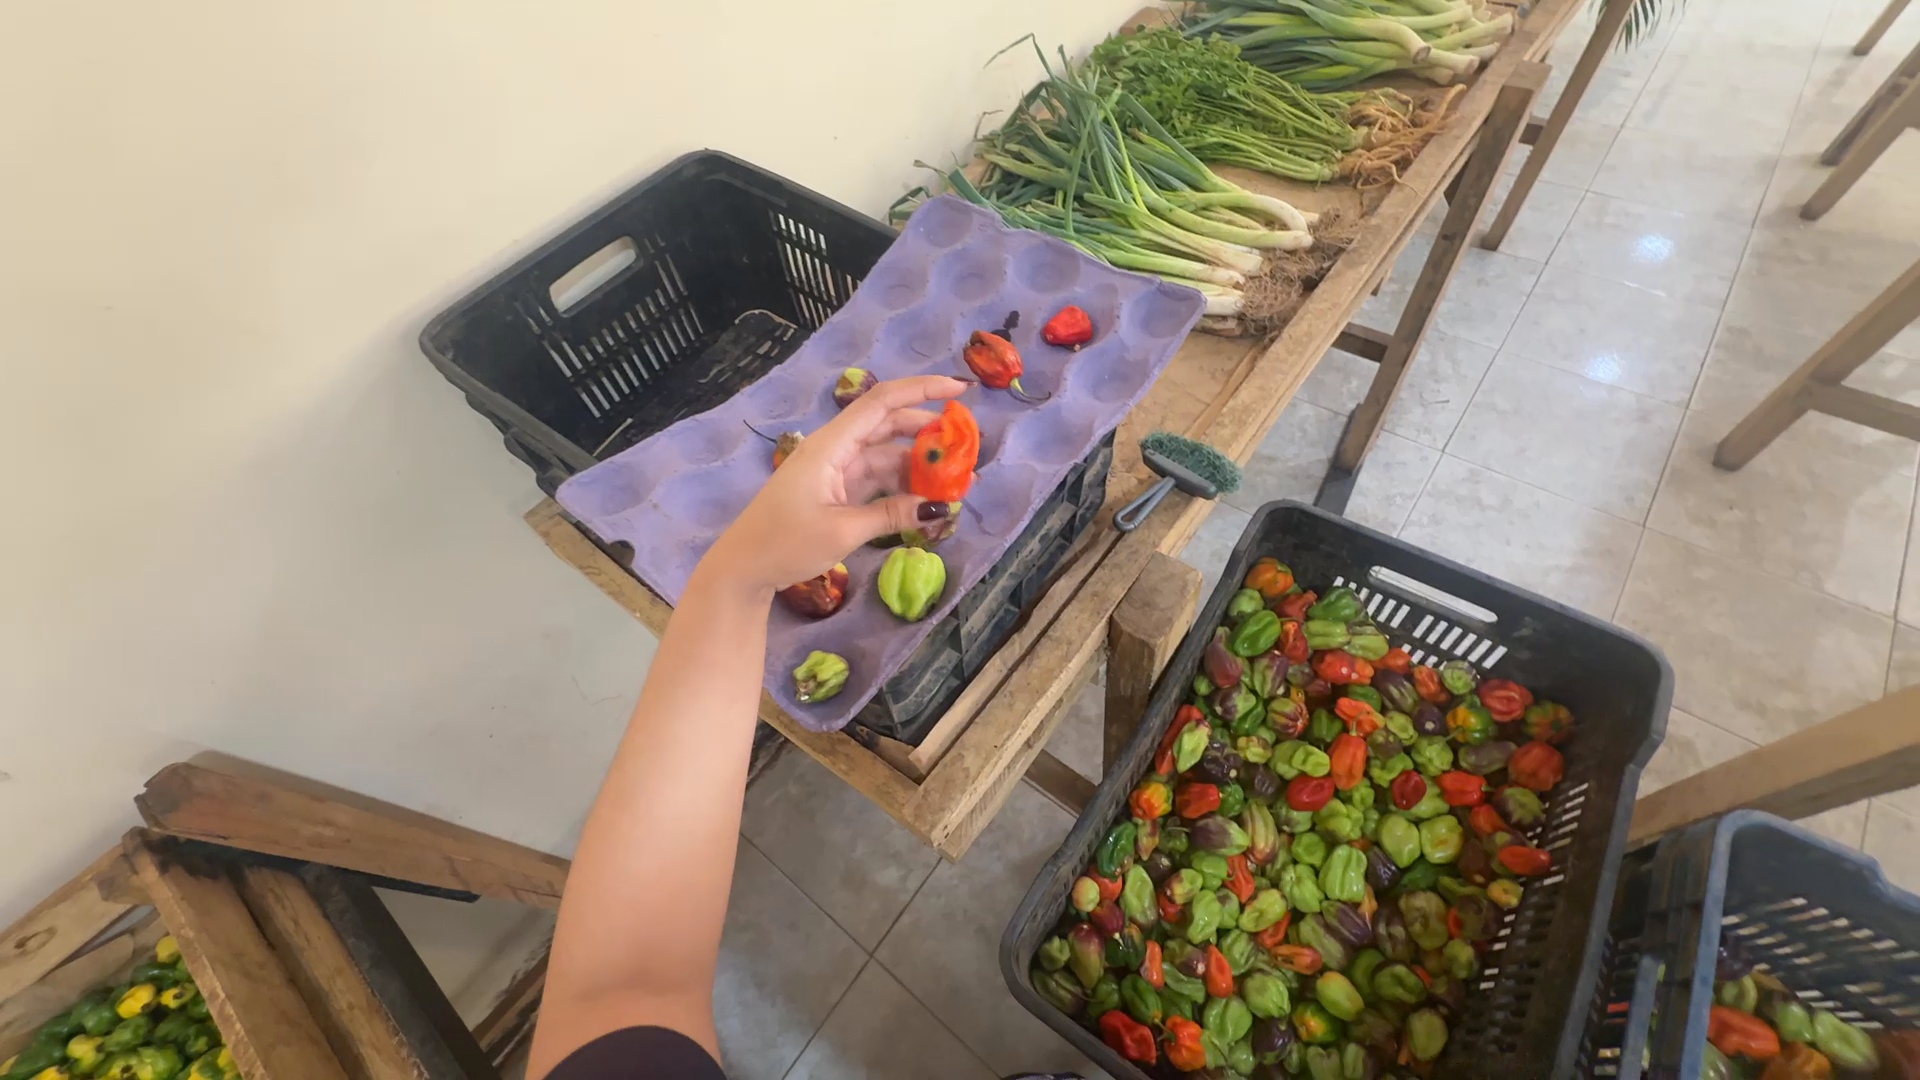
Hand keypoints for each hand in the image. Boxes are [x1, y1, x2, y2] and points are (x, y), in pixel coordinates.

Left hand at [696, 375, 970, 594]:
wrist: (744, 569)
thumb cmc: (785, 543)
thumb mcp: (843, 530)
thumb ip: (891, 514)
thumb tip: (939, 507)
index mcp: (831, 446)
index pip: (882, 403)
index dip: (922, 391)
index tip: (961, 390)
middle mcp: (836, 449)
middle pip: (890, 426)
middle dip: (929, 433)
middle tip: (965, 450)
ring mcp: (838, 470)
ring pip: (888, 455)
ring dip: (919, 467)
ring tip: (953, 483)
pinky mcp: (838, 491)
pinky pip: (878, 478)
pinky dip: (902, 487)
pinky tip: (926, 501)